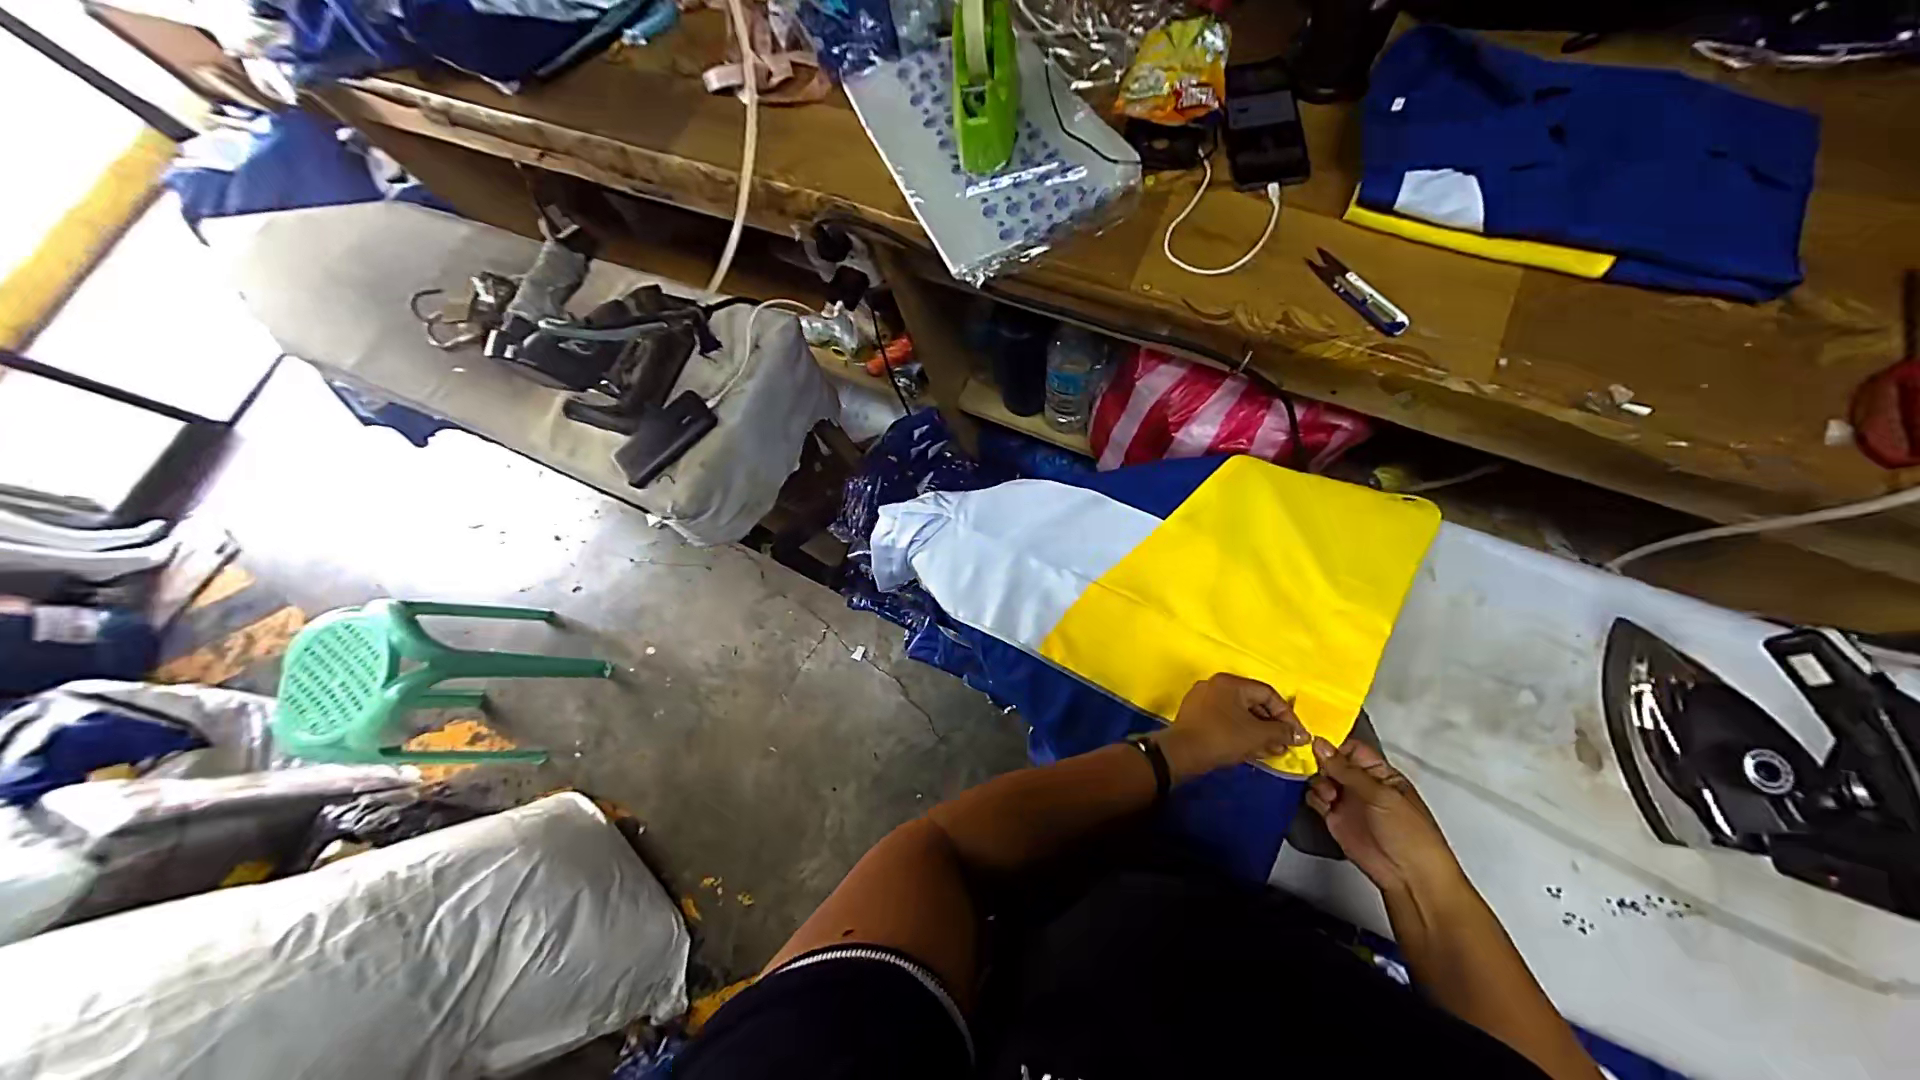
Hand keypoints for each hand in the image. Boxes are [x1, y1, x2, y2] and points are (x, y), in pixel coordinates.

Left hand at [1156, 674, 1309, 780]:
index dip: (1287, 715)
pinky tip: (1253, 750)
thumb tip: (1300, 735)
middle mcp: (1215, 686)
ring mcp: (1203, 700)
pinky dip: (1241, 733)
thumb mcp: (1258, 735)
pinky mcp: (1196, 716)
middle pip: (1253, 703)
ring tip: (1274, 751)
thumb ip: (1282, 732)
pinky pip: (1226, 720)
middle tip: (1286, 745)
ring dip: (1259, 732)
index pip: (1267, 694)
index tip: (1297, 735)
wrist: (1181, 753)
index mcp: (1229, 683)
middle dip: (1272, 726)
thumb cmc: (1222, 737)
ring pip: (1239, 714)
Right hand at [1306, 737, 1462, 895]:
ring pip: (1320, 778)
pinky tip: (1323, 802)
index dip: (1334, 745)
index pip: (1351, 749)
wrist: (1409, 876)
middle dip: (1321, 762)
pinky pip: (1315, 799)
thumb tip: (1321, 745)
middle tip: (1317, 767)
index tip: (1315, 743)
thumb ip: (1347, 769)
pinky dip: (1313, 797)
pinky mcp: (1335, 818)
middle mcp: (1362, 785)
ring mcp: (1348, 801)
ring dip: (1318, 781)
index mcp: (1380, 774)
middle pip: (1332, 762)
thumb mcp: (1381, 795)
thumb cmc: (1411, 834)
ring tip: (1329, 794)